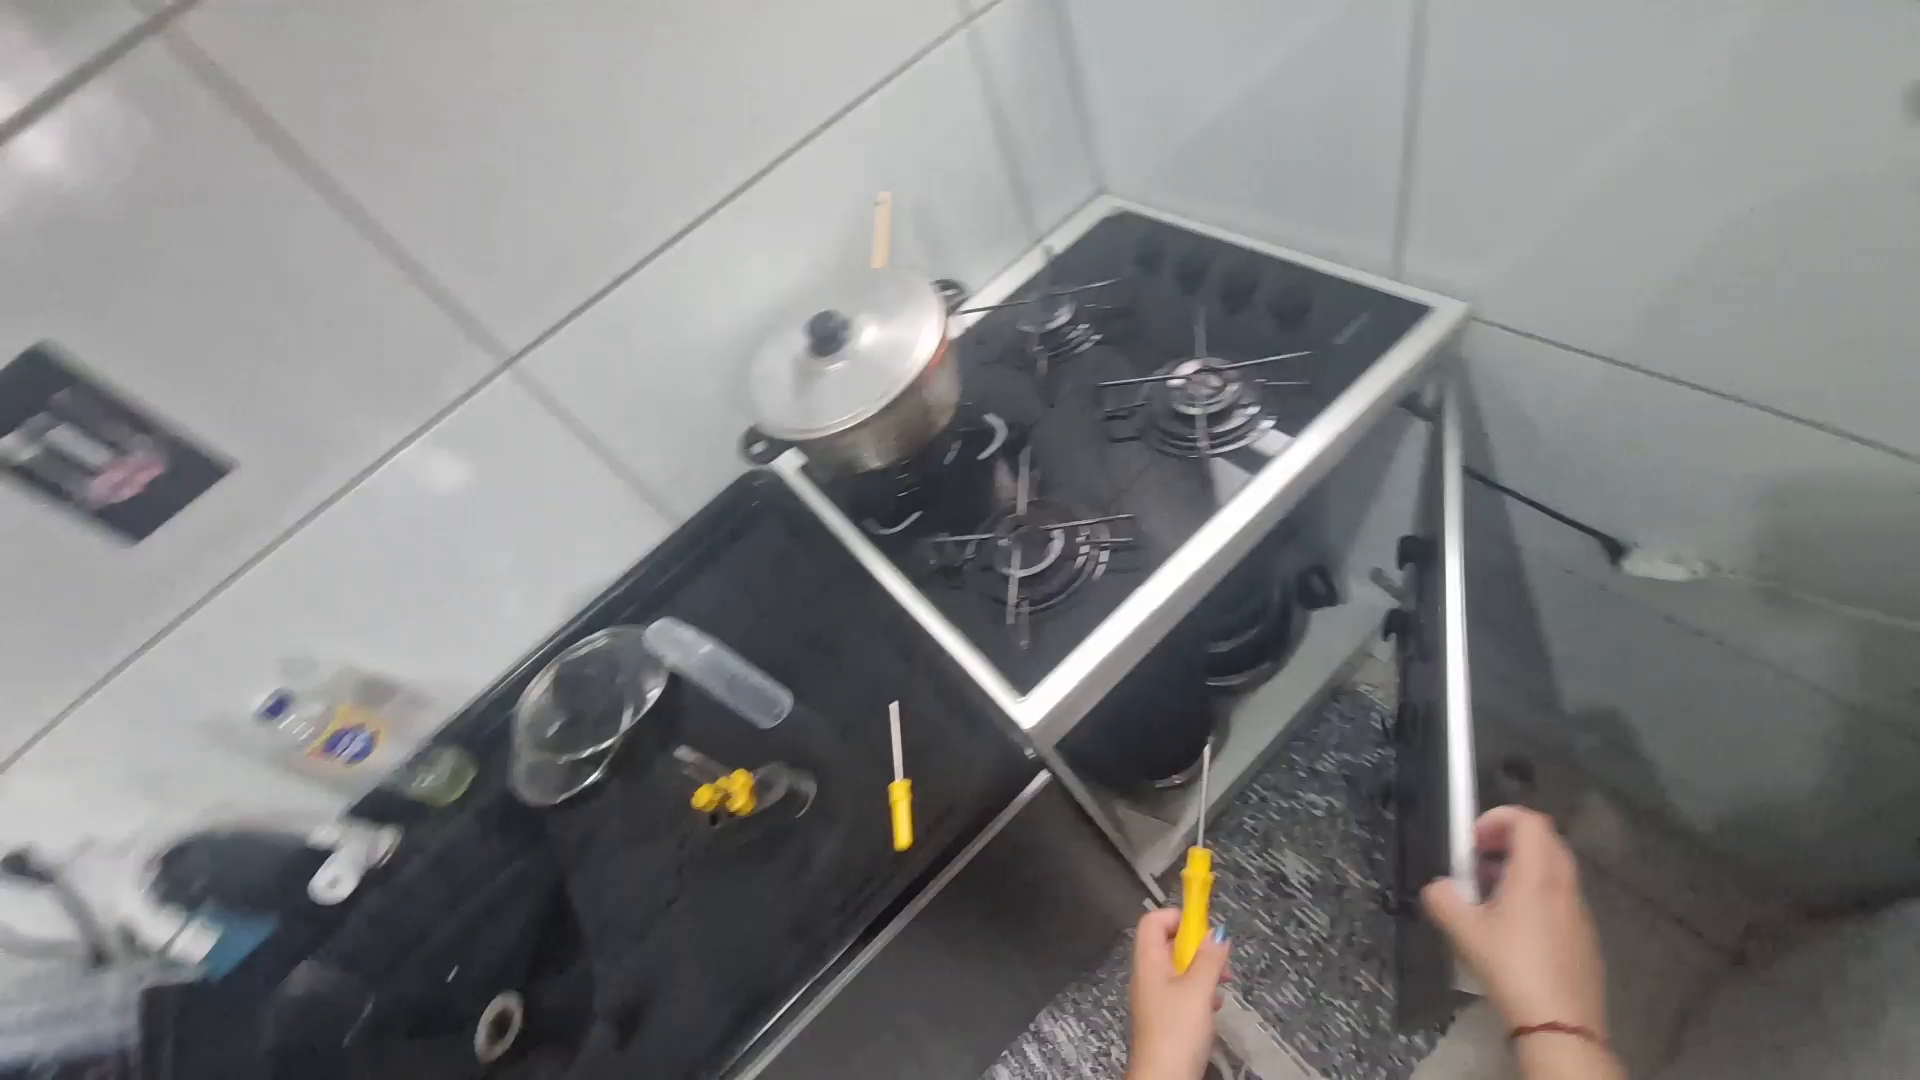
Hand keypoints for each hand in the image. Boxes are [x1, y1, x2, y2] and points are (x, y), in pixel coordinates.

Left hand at [1126, 907, 1229, 1079]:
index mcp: (1148, 960)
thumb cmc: (1177, 1029)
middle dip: (1197, 946)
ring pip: (1178, 968)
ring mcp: (1154, 996)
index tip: (1203, 929)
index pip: (1153, 920)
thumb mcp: (1198, 991)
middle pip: (1168, 943)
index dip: (1177, 917)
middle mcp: (1147, 973)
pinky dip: (1199, 991)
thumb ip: (1209, 959)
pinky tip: (1215, 1005)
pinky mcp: (1164, 1016)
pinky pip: (1181, 990)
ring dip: (1202, 970)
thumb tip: (1218, 931)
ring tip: (1224, 983)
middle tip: (1222, 960)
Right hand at [1421, 806, 1606, 1037]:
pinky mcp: (1583, 938)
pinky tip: (1510, 927)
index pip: (1530, 822)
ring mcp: (1578, 914)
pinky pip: (1559, 898)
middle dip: (1508, 840)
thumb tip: (1439, 888)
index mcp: (1535, 877)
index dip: (1499, 818)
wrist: (1560, 1026)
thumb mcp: (1461, 929)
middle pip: (1545, 841)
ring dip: (1520, 868)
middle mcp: (1563, 888)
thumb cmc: (1509, 966)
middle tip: (1478, 858)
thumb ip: (1441, 897)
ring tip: (1487, 893)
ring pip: (1554, 870)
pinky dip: (1534, 894)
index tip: (1472, 840)